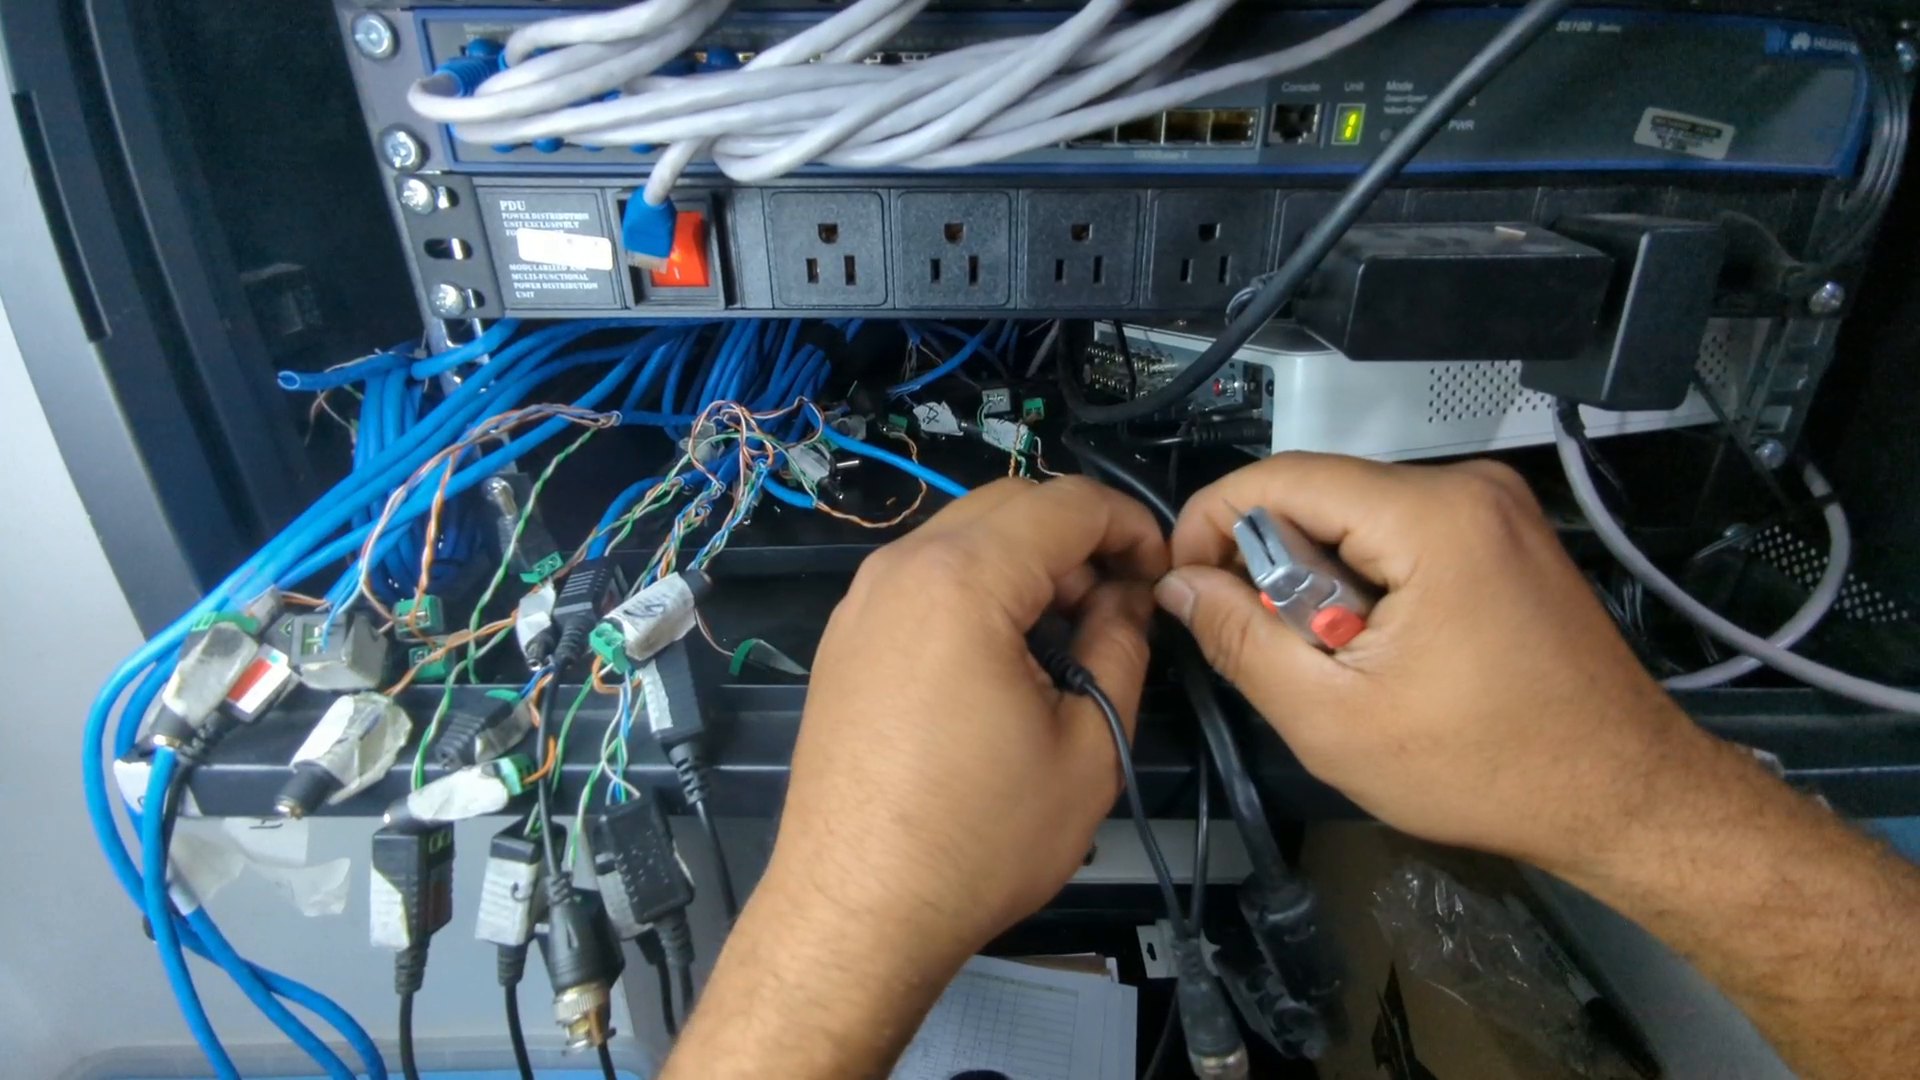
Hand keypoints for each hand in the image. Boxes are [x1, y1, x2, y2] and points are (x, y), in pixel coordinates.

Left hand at [764, 475, 1166, 962]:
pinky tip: (999, 654)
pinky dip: (977, 588)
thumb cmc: (977, 837)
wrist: (853, 909)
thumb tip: (1125, 597)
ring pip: (965, 538)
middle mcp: (900, 568)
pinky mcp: (847, 635)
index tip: (1159, 570)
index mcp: (962, 579)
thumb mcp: (1088, 745)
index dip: (1131, 524)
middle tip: (1115, 604)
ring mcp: (862, 599)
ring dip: (1026, 564)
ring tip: (1062, 635)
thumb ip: (1120, 645)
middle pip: (1011, 506)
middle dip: (1077, 538)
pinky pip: (925, 577)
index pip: (1067, 503)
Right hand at [1155, 453, 1711, 874]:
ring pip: (1344, 514)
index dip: (1211, 520)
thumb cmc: (1488, 769)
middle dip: (1263, 559)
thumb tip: (1179, 585)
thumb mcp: (1330, 718)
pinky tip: (1369, 637)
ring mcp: (1488, 506)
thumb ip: (1238, 639)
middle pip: (1312, 493)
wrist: (1631, 801)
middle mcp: (1465, 488)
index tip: (1187, 580)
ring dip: (1307, 574)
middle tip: (1259, 634)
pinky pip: (1385, 529)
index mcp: (1432, 518)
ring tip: (1326, 650)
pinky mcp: (1494, 532)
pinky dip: (1352, 575)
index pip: (1278, 477)